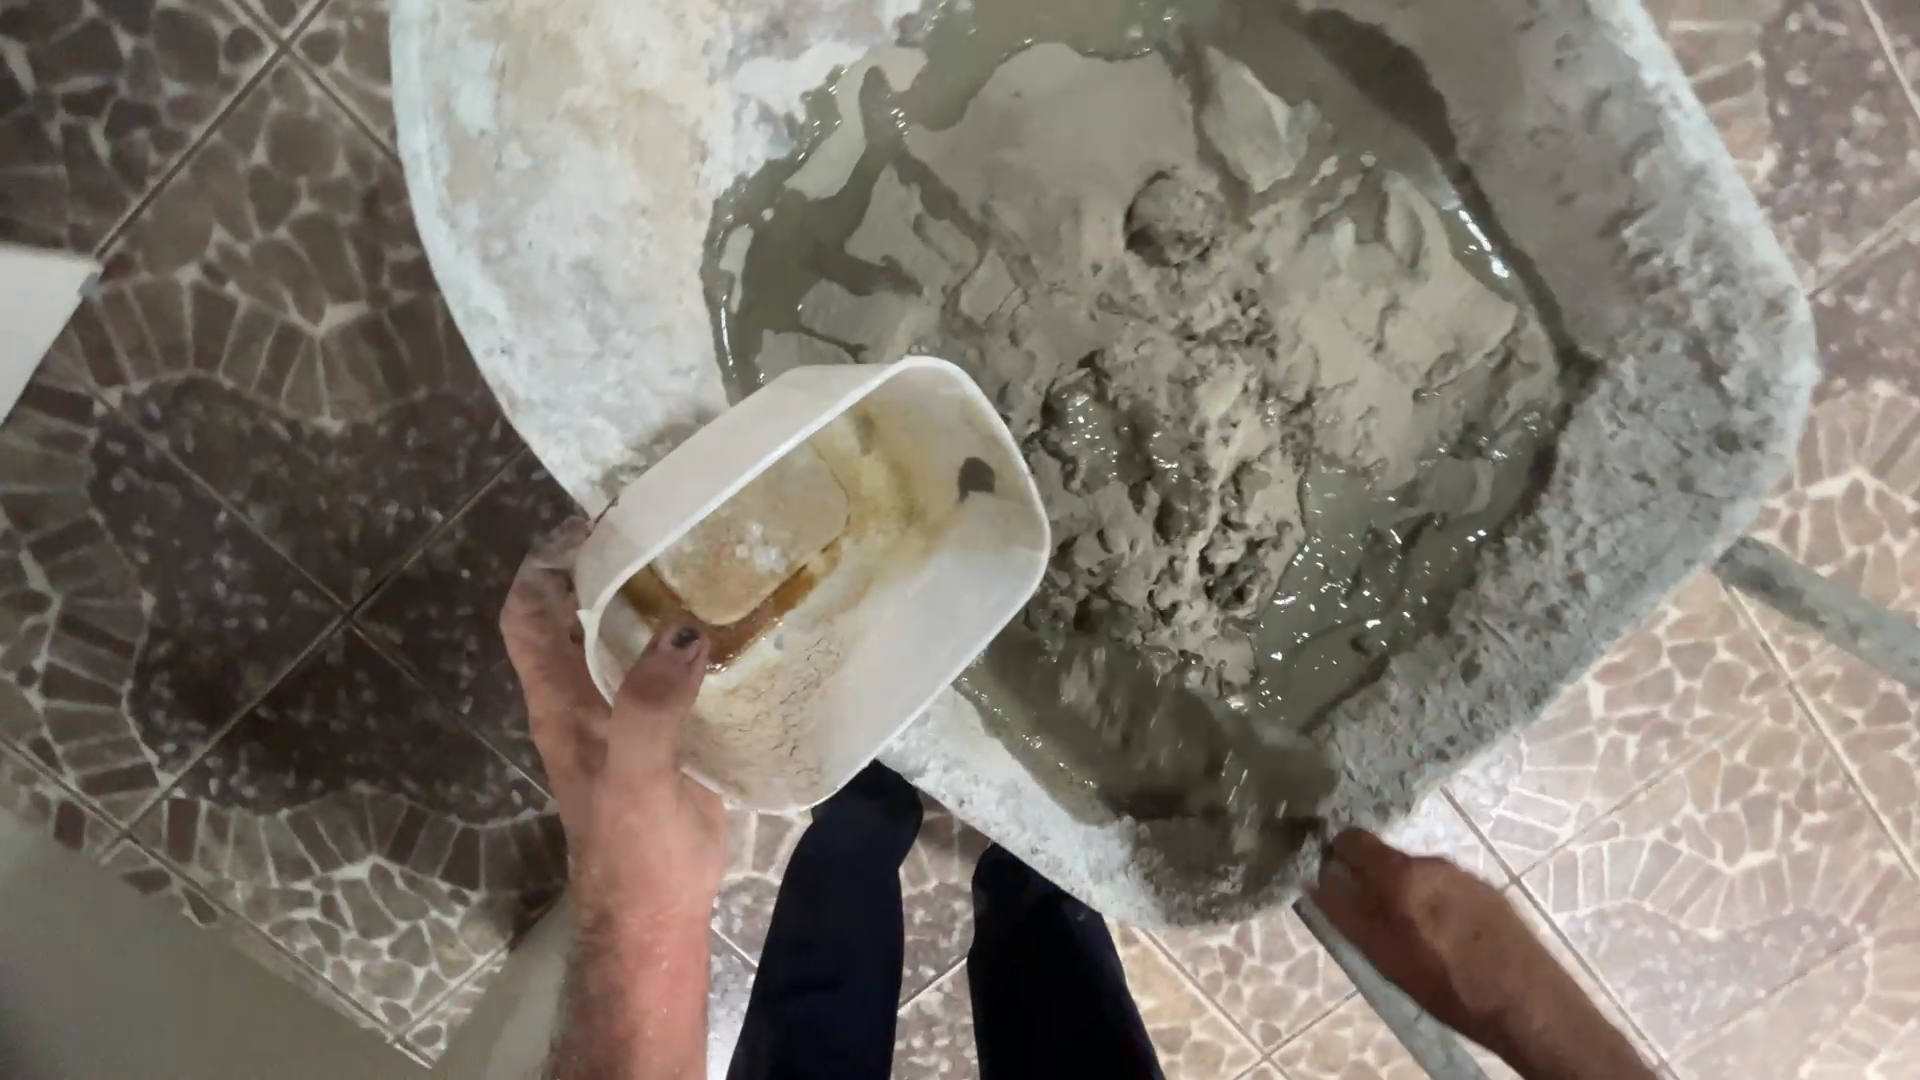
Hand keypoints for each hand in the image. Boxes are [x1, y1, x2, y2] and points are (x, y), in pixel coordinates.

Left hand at [500, 519, 726, 919]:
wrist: (658, 909)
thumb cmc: (635, 849)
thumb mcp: (636, 778)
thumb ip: (650, 707)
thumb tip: (686, 629)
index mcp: (562, 701)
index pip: (529, 615)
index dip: (547, 565)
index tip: (596, 525)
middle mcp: (587, 697)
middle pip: (580, 615)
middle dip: (611, 568)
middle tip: (670, 532)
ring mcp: (627, 714)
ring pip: (628, 639)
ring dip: (654, 601)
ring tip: (708, 566)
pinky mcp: (667, 730)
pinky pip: (671, 669)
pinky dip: (691, 640)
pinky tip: (736, 627)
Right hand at [1305, 828, 1659, 1079]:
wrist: (1538, 1013)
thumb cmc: (1448, 986)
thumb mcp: (1383, 956)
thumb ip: (1344, 913)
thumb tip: (1314, 880)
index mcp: (1401, 872)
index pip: (1352, 838)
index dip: (1336, 855)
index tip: (1334, 879)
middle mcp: (1434, 862)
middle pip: (1388, 860)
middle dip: (1375, 882)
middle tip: (1377, 921)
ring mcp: (1468, 876)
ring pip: (1420, 876)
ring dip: (1409, 895)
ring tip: (1418, 937)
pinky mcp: (1494, 895)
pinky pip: (1450, 889)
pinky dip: (1440, 905)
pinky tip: (1452, 941)